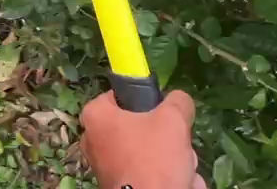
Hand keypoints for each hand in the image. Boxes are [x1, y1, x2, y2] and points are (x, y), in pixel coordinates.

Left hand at [80, 89, 204, 188]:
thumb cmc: (153, 159)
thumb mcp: (173, 120)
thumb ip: (178, 102)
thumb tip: (180, 100)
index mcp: (96, 114)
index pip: (123, 97)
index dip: (147, 105)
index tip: (164, 116)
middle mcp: (93, 140)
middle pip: (139, 129)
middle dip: (167, 141)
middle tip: (179, 148)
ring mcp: (103, 168)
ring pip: (147, 156)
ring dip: (172, 163)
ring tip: (184, 172)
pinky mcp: (117, 188)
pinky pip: (145, 177)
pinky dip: (164, 182)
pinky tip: (181, 186)